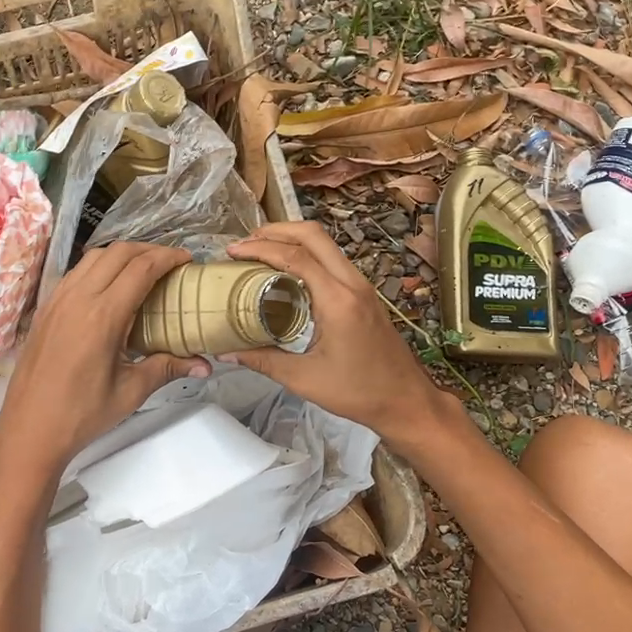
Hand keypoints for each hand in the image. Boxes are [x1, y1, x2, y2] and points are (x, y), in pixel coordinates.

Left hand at [0, 243, 210, 486]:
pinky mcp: (45, 310)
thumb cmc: (81, 415)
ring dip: (121, 256)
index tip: (187, 260)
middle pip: (117, 253)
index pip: (141, 269)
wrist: (29, 431)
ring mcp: (57, 301)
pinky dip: (98, 268)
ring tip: (143, 269)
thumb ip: (167, 368)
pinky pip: (75, 274)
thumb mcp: (130, 392)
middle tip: (170, 262)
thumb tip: (204, 364)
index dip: (167, 258)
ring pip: (92, 258)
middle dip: (148, 250)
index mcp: (102, 316)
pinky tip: (110, 288)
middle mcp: (78, 299)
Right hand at [225, 222, 458, 448]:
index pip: (296, 257)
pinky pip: (333, 260)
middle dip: (276, 230)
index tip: (233, 251)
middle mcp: (353, 284)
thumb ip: (263, 360)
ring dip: (293, 239)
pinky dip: (307, 254)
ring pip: (326, 244)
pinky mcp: (365, 293)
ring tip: (261, 251)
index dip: (261, 248)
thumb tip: (225, 351)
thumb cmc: (359, 393)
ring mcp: (362, 286)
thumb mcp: (305, 379)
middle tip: (246, 242)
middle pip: (314, 235)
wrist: (406, 400)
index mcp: (338, 300)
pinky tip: (287, 272)